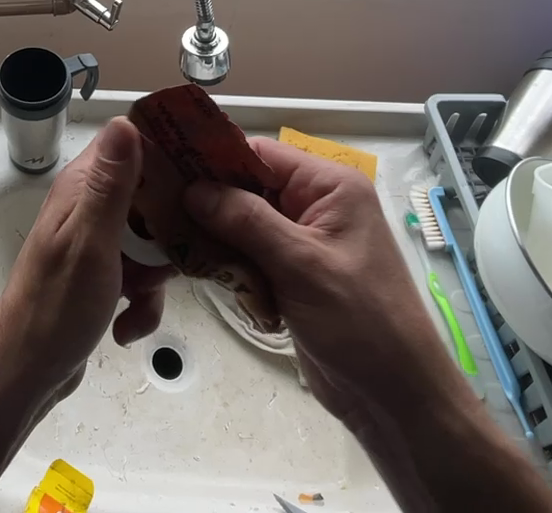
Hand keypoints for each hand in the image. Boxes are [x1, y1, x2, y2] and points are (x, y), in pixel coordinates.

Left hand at [0, 117, 170, 407]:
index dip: (171, 153)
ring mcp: (95, 241)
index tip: (207, 176)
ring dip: (156, 276)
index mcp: (82, 186)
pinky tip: (128, 325)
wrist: (26, 373)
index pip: (132, 143)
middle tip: (172, 259)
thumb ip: (111, 184)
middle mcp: (88, 205)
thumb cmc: (56, 306)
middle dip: (170, 230)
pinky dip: (143, 302)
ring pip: (150, 240)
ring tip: (142, 299)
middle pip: (151, 195)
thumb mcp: (91, 241)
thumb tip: (124, 121)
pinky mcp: (101, 274)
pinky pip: (139, 275)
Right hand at [184, 139, 454, 429]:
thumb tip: (191, 188)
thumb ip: (246, 220)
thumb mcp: (301, 264)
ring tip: (167, 238)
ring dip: (211, 233)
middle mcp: (314, 205)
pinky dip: (223, 259)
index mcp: (329, 187)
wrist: (396, 399)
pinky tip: (194, 267)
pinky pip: (246, 251)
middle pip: (245, 184)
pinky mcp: (289, 271)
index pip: (259, 153)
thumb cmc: (361, 322)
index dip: (213, 157)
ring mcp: (301, 240)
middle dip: (206, 198)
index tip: (166, 167)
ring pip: (240, 220)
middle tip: (156, 206)